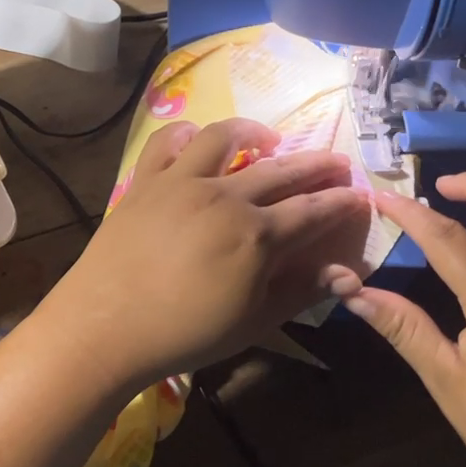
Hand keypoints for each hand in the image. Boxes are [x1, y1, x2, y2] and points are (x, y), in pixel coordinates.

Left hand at [37, 119, 371, 390]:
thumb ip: (299, 291)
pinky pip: (168, 141)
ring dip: (253, 132)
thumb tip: (343, 271)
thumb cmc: (184, 334)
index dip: (340, 202)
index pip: (312, 211)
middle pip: (280, 170)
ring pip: (225, 137)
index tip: (359, 194)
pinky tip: (198, 139)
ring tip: (268, 138)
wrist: (106, 326)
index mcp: (256, 236)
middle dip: (314, 164)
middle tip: (335, 161)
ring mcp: (181, 181)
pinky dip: (187, 134)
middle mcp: (224, 197)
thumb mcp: (252, 322)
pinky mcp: (146, 180)